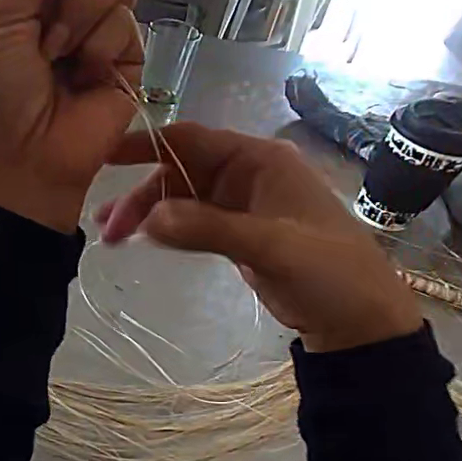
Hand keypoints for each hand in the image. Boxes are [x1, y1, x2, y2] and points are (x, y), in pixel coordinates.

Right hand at [97, 124, 423, 351]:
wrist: (360, 321)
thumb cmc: (330, 273)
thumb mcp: (273, 247)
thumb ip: (210, 228)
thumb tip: (149, 218)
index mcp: (259, 160)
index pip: (190, 139)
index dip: (144, 145)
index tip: (101, 158)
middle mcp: (244, 174)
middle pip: (176, 171)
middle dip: (139, 195)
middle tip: (108, 229)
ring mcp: (237, 204)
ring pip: (177, 197)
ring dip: (144, 213)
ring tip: (110, 237)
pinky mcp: (233, 231)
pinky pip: (187, 220)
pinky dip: (161, 228)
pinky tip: (138, 240)